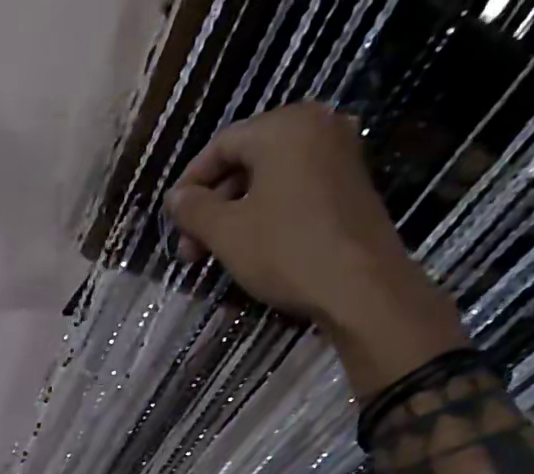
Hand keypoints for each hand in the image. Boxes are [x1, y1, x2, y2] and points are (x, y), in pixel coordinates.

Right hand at [164, 102, 469, 397]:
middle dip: (213, 205)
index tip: (172, 219)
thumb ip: (194, 209)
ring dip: (236, 213)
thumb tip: (175, 198)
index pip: (221, 145)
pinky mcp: (351, 186)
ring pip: (270, 179)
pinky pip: (296, 189)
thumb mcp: (227, 233)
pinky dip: (267, 213)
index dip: (189, 183)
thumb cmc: (286, 251)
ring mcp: (340, 155)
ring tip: (214, 253)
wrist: (361, 287)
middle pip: (246, 161)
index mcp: (284, 126)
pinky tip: (250, 246)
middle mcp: (317, 127)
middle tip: (190, 247)